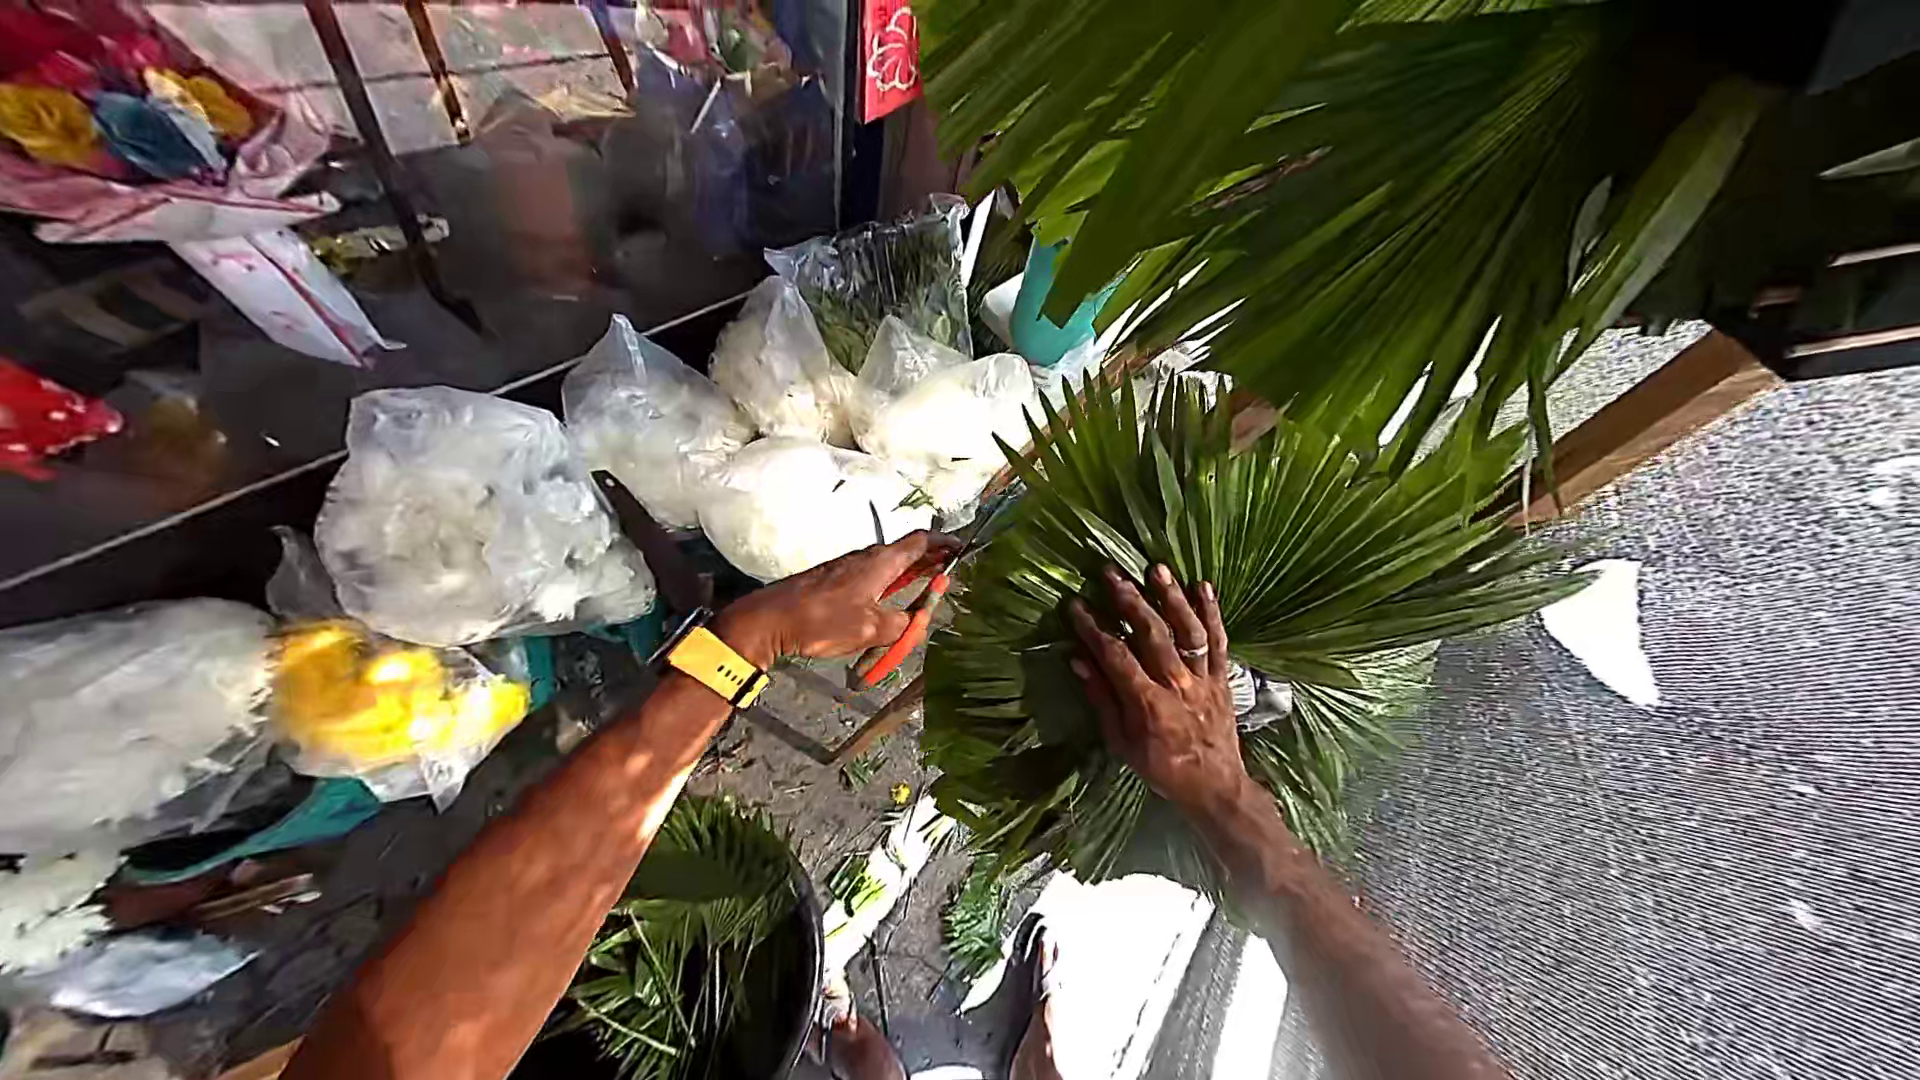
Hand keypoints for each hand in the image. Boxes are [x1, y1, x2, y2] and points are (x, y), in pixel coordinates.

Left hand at [712, 530, 958, 666]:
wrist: (772, 619)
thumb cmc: (823, 620)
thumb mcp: (870, 629)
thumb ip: (900, 624)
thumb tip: (913, 620)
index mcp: (881, 562)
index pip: (921, 541)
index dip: (944, 543)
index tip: (962, 547)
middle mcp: (868, 557)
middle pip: (908, 550)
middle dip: (931, 557)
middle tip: (950, 566)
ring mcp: (850, 566)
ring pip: (890, 562)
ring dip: (912, 570)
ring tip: (928, 581)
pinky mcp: (837, 579)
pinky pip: (875, 573)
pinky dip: (893, 579)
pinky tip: (894, 596)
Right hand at [1067, 563, 1252, 813]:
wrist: (1217, 788)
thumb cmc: (1162, 767)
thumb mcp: (1121, 742)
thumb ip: (1101, 698)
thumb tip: (1077, 660)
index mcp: (1147, 702)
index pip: (1115, 655)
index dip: (1093, 628)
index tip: (1076, 604)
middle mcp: (1177, 684)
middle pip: (1152, 633)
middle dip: (1129, 600)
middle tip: (1111, 573)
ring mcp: (1203, 679)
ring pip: (1188, 631)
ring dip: (1172, 597)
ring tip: (1157, 568)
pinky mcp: (1223, 678)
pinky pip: (1219, 642)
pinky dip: (1212, 613)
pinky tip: (1203, 586)